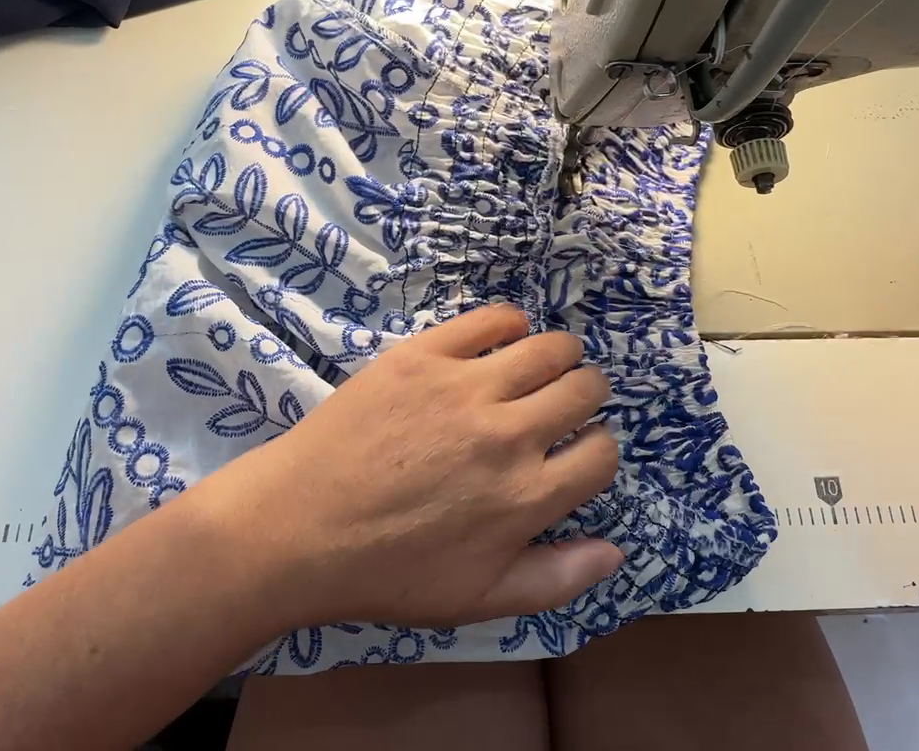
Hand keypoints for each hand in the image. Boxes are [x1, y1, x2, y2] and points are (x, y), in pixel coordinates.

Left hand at [179, 305, 623, 629]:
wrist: (300, 527)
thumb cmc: (389, 571)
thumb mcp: (479, 600)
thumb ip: (557, 579)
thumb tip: (617, 551)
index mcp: (526, 497)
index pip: (602, 453)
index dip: (597, 450)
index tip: (576, 450)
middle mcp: (507, 434)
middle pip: (583, 388)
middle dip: (586, 394)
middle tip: (563, 402)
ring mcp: (463, 386)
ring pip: (547, 347)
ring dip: (559, 355)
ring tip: (542, 365)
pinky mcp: (423, 354)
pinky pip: (490, 318)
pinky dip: (510, 323)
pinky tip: (504, 337)